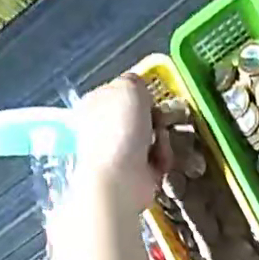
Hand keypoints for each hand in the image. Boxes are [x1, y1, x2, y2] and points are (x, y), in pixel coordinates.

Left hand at [68, 75, 169, 213]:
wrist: (119, 178)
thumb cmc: (121, 128)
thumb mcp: (129, 87)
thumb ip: (136, 81)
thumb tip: (140, 92)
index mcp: (95, 102)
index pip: (123, 92)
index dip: (141, 95)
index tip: (151, 100)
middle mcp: (104, 127)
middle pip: (141, 117)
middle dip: (157, 120)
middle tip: (161, 124)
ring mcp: (119, 152)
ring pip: (153, 138)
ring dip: (163, 142)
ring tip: (159, 148)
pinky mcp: (134, 174)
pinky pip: (156, 160)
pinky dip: (162, 160)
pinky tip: (159, 163)